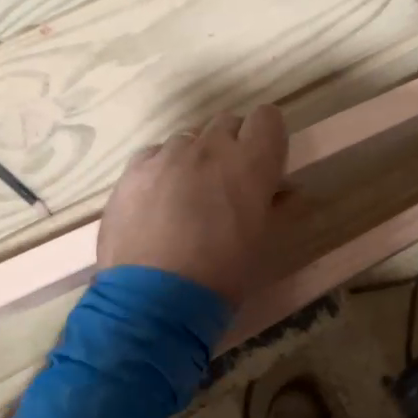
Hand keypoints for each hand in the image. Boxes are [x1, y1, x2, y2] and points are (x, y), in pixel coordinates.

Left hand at [94, 106, 288, 305]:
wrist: (153, 300)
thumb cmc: (222, 274)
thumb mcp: (262, 240)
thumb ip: (274, 204)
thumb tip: (284, 191)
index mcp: (251, 162)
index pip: (267, 117)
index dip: (266, 136)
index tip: (264, 160)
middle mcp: (211, 147)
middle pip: (226, 123)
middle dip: (230, 144)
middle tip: (226, 181)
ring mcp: (168, 155)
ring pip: (188, 139)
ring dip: (194, 157)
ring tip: (186, 195)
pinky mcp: (133, 170)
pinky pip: (154, 155)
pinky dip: (160, 169)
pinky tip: (156, 201)